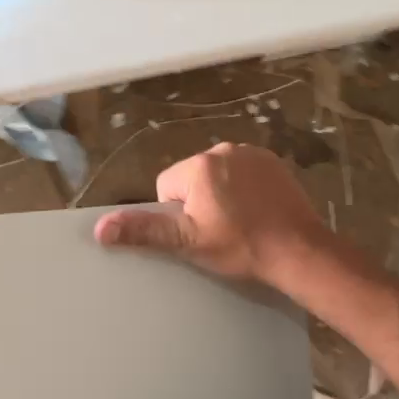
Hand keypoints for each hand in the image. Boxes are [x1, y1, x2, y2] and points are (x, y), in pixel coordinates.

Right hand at [93, 143, 333, 285]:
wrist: (298, 249)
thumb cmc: (240, 247)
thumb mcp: (189, 242)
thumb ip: (145, 231)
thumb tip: (100, 228)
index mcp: (198, 166)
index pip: (167, 186)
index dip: (178, 213)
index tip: (199, 232)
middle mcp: (223, 150)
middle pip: (193, 177)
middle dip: (200, 201)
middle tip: (220, 231)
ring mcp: (251, 153)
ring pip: (220, 175)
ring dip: (223, 193)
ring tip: (241, 223)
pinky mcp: (273, 161)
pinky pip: (246, 171)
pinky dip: (247, 188)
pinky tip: (259, 211)